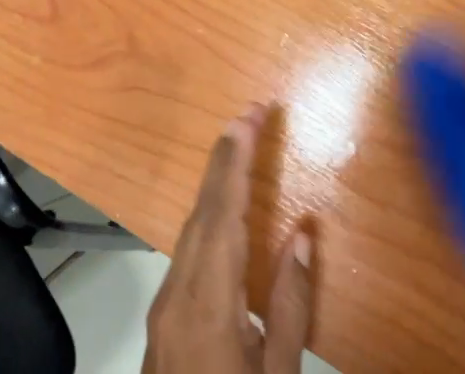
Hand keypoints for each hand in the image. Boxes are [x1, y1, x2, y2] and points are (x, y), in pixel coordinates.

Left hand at [145, 105, 316, 373]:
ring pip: (189, 230)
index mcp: (209, 304)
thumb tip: (303, 234)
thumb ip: (290, 303)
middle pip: (200, 213)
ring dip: (215, 187)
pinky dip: (207, 219)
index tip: (246, 117)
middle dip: (224, 160)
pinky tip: (223, 211)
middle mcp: (177, 295)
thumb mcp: (278, 373)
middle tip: (250, 117)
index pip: (222, 215)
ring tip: (240, 148)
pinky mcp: (161, 321)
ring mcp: (162, 308)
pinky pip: (185, 253)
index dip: (234, 161)